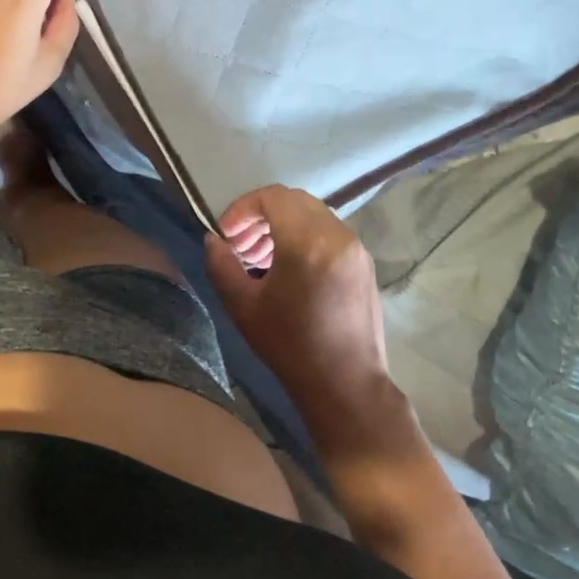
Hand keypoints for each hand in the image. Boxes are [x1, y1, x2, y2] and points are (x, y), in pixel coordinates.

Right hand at [202, 185, 388, 395]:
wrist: (344, 380)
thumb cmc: (288, 344)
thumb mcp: (241, 305)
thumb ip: (221, 264)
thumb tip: (214, 240)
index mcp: (306, 243)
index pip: (272, 197)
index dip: (242, 208)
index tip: (226, 234)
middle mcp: (337, 236)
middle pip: (294, 201)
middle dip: (260, 216)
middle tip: (239, 246)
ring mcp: (356, 248)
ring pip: (312, 215)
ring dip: (281, 227)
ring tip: (260, 260)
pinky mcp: (364, 263)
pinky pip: (328, 233)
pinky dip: (302, 238)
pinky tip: (286, 271)